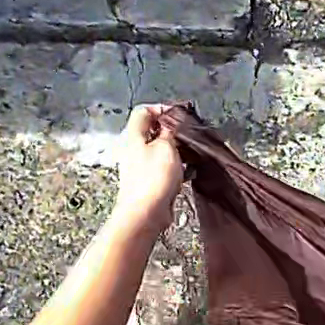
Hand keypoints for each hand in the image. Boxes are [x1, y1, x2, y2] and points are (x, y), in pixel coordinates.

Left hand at [109, 104, 184, 235]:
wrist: (145, 214)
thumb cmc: (153, 179)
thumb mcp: (166, 147)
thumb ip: (169, 132)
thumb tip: (171, 125)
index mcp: (134, 136)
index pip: (143, 112)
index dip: (161, 110)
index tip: (178, 116)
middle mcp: (135, 150)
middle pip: (153, 132)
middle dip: (172, 133)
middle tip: (187, 136)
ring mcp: (142, 167)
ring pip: (161, 151)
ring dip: (177, 152)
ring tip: (190, 156)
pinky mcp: (150, 182)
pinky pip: (165, 169)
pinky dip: (177, 169)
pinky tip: (188, 173)